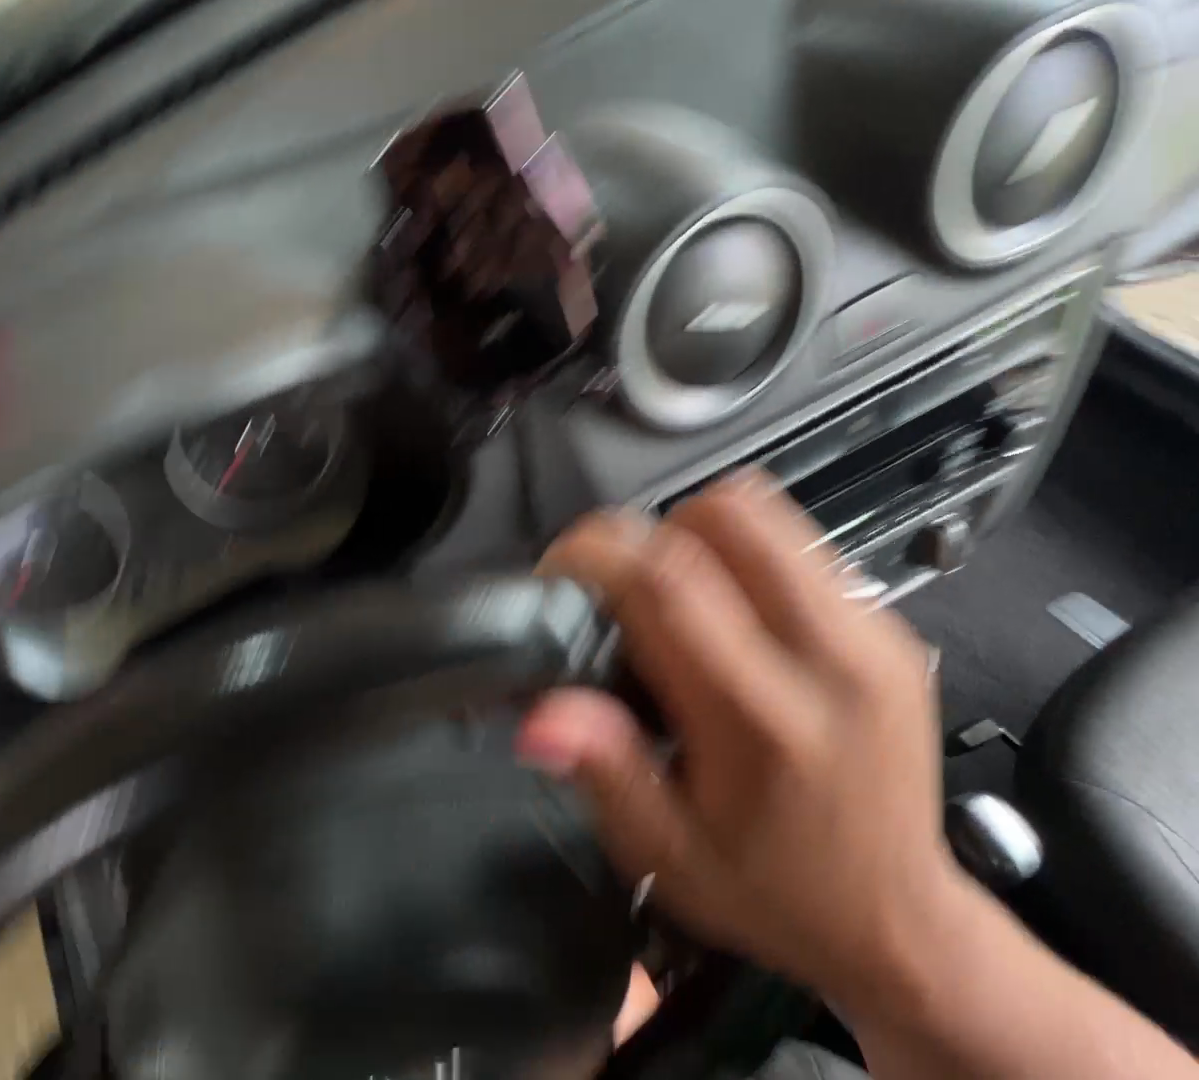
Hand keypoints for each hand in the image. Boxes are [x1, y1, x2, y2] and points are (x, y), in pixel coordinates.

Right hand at [519, 472, 963, 1015]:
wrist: (897, 920)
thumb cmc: (769, 887)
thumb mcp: (662, 850)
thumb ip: (601, 770)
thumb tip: (540, 716)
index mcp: (765, 720)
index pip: (669, 582)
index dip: (595, 554)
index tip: (557, 571)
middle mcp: (831, 660)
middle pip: (726, 517)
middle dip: (646, 533)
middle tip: (611, 587)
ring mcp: (873, 635)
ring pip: (764, 515)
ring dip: (689, 539)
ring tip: (661, 600)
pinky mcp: (889, 628)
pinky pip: (793, 546)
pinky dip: (733, 559)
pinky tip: (716, 619)